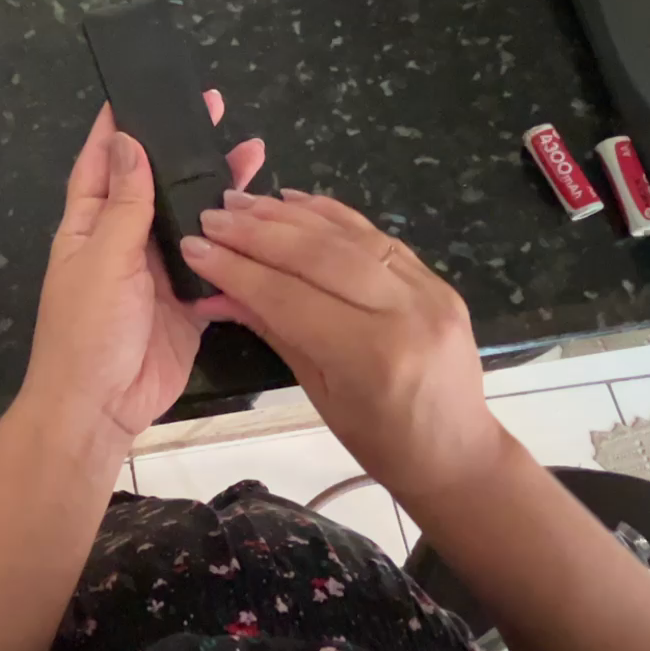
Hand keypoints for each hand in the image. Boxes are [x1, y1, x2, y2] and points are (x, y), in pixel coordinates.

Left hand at [17, 93, 264, 446]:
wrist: (102, 404)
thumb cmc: (88, 328)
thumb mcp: (103, 258)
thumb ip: (123, 204)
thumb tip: (126, 141)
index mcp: (90, 225)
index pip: (102, 164)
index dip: (117, 129)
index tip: (138, 90)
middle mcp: (123, 241)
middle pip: (154, 185)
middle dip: (180, 149)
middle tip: (214, 110)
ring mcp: (158, 271)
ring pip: (190, 220)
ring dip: (214, 190)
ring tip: (252, 152)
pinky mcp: (188, 301)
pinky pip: (213, 264)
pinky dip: (233, 244)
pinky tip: (258, 217)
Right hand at [181, 190, 514, 499]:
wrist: (456, 450)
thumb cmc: (377, 439)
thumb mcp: (314, 390)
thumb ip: (269, 328)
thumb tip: (213, 292)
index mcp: (369, 355)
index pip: (287, 296)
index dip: (235, 268)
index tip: (194, 246)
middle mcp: (403, 311)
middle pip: (316, 256)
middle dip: (255, 232)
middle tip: (211, 215)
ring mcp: (426, 289)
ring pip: (345, 236)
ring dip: (286, 214)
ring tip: (240, 200)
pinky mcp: (435, 277)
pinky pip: (374, 234)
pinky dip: (328, 213)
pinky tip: (292, 199)